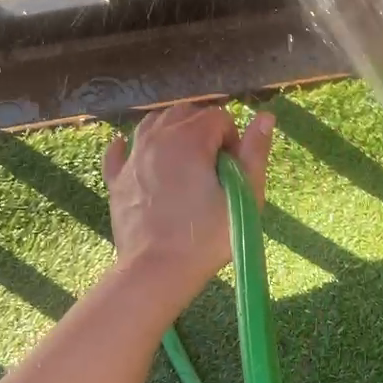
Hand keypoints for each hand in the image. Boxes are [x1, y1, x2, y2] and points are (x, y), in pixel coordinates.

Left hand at [103, 104, 273, 299]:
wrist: (158, 269)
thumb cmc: (207, 235)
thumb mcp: (244, 195)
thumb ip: (255, 153)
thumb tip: (266, 116)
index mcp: (190, 138)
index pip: (219, 117)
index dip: (233, 140)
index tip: (234, 171)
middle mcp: (157, 137)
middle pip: (185, 114)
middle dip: (204, 131)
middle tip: (214, 167)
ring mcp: (132, 157)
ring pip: (152, 124)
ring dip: (173, 133)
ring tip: (186, 163)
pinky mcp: (116, 179)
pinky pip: (119, 151)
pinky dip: (130, 147)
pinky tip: (136, 153)